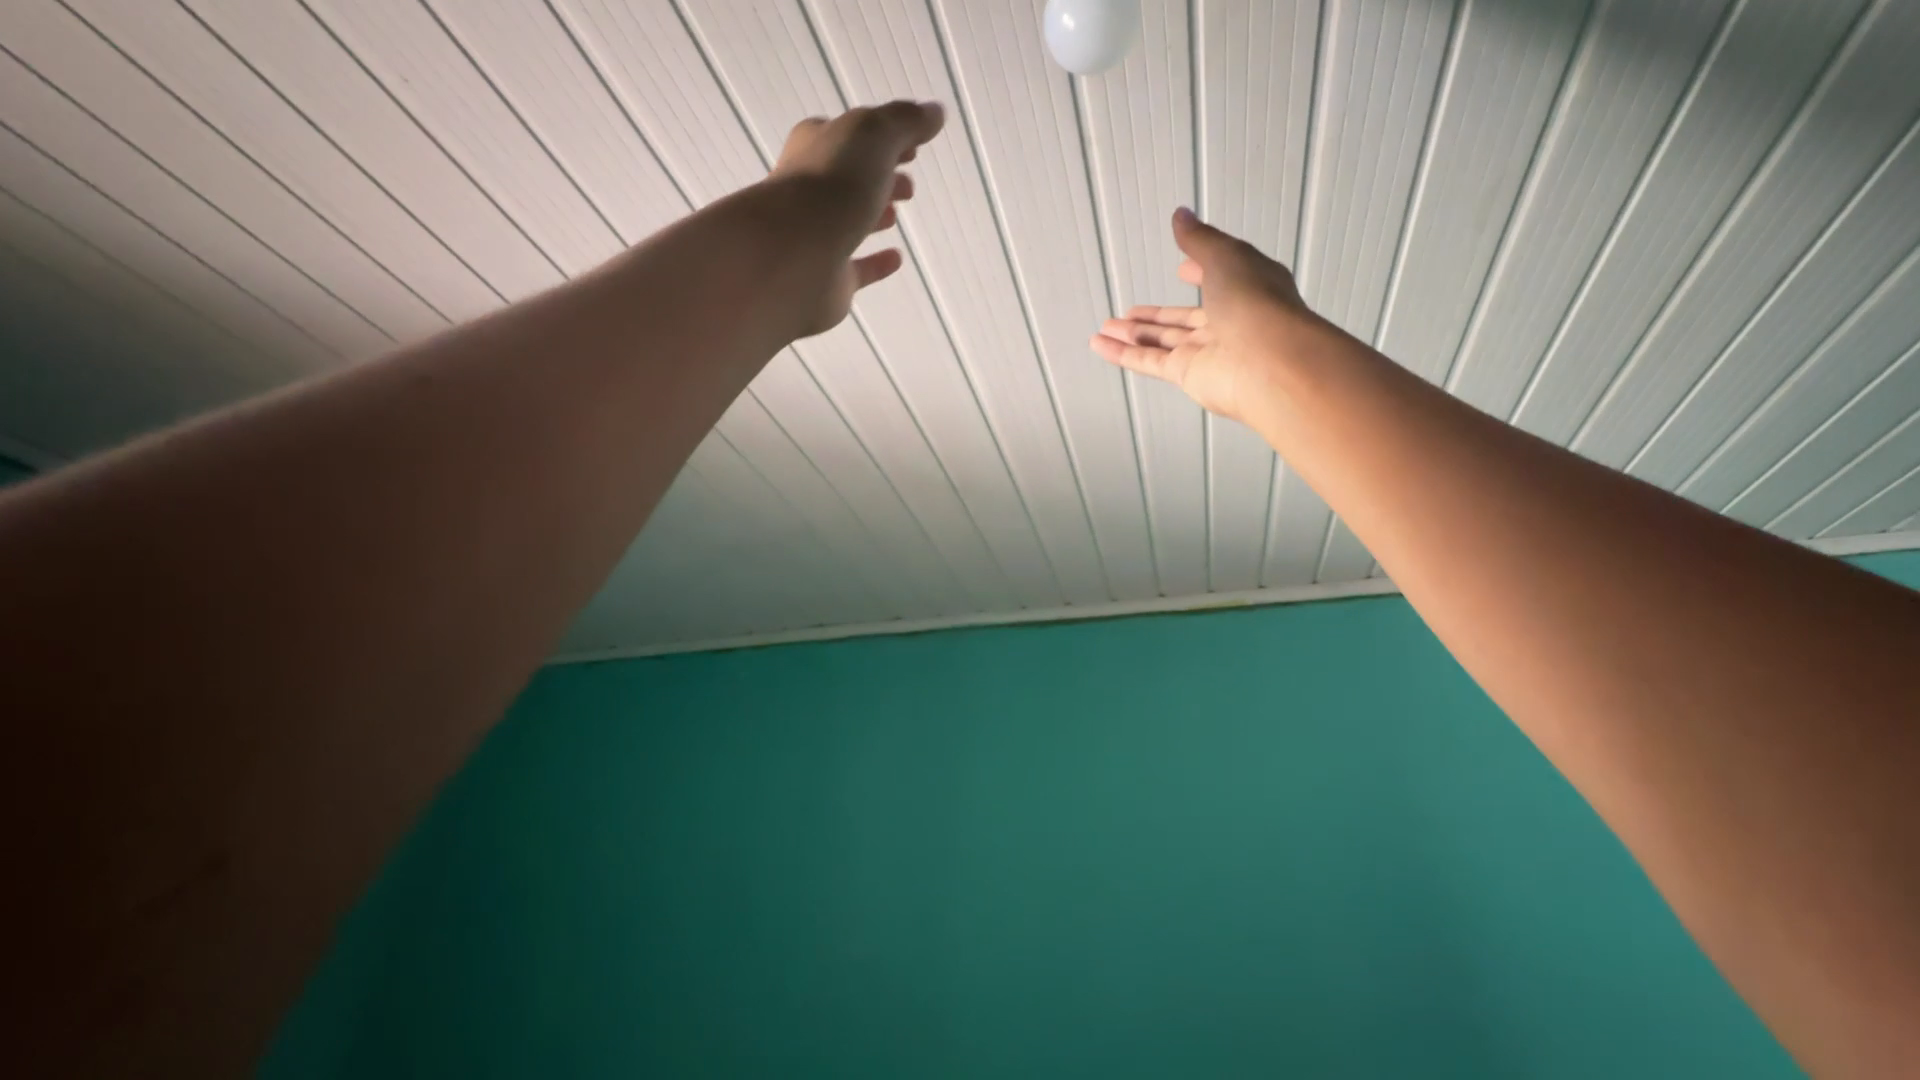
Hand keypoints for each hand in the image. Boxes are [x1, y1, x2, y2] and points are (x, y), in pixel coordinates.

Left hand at [765, 101, 944, 336]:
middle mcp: (810, 189)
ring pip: (849, 220)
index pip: (849, 134)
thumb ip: (906, 122)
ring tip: (897, 212)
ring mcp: (817, 237)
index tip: (913, 147)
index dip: (882, 136)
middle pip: (848, 177)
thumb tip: (935, 112)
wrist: (792, 257)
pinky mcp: (829, 280)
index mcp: (816, 147)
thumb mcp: (874, 134)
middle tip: (908, 183)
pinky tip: (896, 257)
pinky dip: (876, 263)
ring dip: (873, 213)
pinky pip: (856, 269)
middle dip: (877, 175)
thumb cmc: (831, 185)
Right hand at [1091, 208, 1320, 423]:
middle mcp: (1227, 321)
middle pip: (1184, 318)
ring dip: (1134, 334)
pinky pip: (1150, 361)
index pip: (1219, 279)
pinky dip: (1124, 353)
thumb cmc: (1254, 301)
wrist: (1269, 362)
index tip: (1182, 269)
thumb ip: (1199, 239)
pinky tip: (1098, 344)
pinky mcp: (1187, 375)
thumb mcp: (1227, 257)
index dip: (1200, 272)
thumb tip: (1179, 214)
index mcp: (1246, 288)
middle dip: (1156, 314)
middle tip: (1128, 310)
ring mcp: (1207, 352)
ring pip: (1163, 341)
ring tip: (1105, 327)